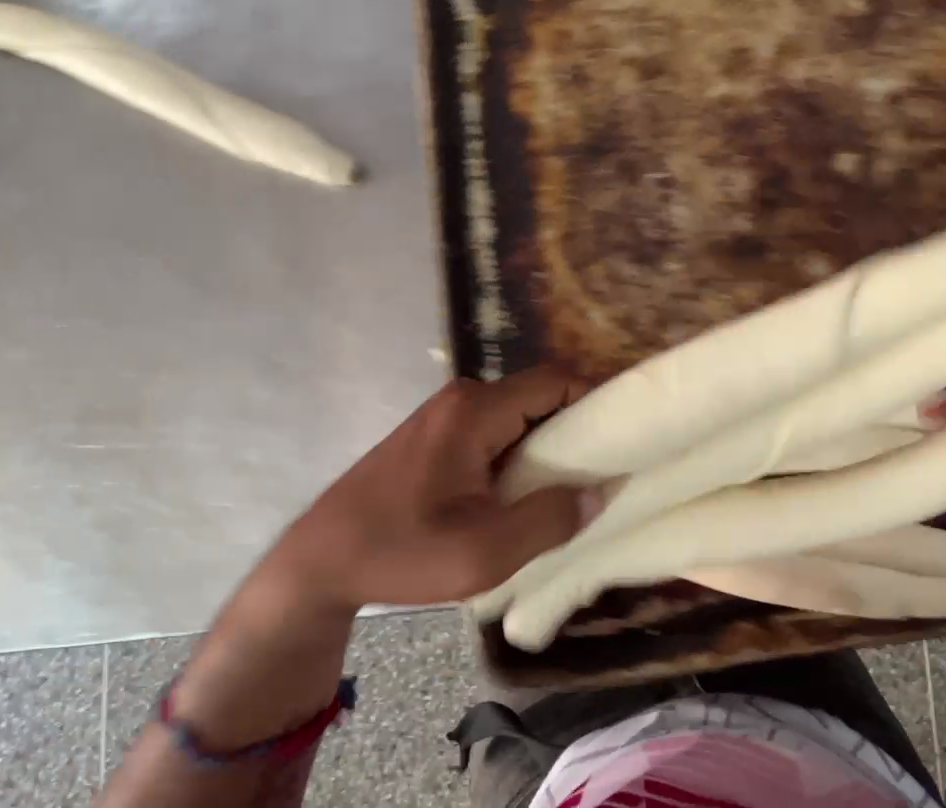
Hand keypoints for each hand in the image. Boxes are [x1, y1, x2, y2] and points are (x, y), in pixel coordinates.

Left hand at [254, 367, 600, 616]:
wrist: (319, 563)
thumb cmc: (400, 553)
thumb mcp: (483, 553)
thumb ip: (548, 521)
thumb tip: (599, 493)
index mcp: (474, 412)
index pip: (555, 382)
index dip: (597, 402)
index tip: (626, 438)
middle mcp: (461, 399)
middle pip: (540, 398)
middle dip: (576, 432)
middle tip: (605, 474)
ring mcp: (445, 416)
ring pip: (518, 418)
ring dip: (547, 450)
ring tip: (570, 492)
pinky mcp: (435, 438)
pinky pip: (495, 433)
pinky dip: (520, 457)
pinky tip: (525, 497)